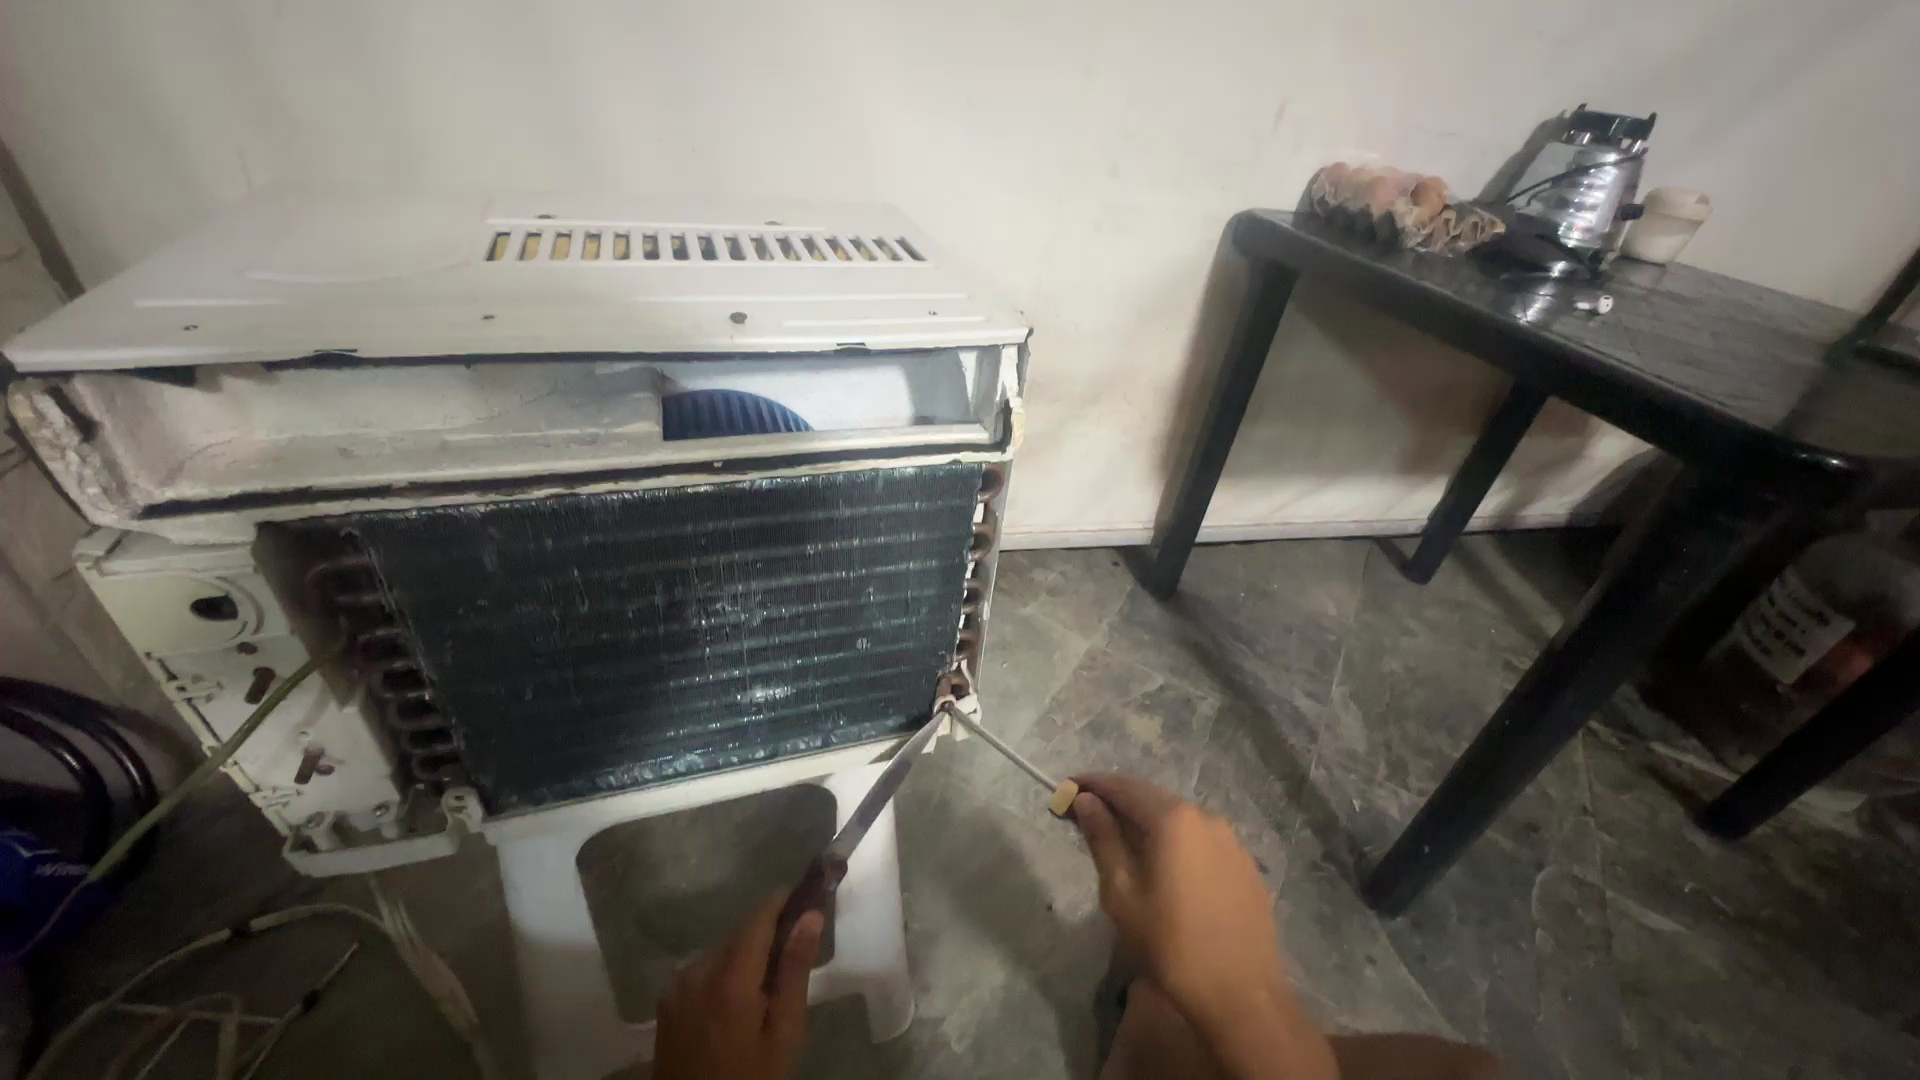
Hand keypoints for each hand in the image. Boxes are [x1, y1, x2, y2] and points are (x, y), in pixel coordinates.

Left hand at [653, 889, 823, 1079]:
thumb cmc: (750, 1078)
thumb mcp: (784, 1033)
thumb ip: (795, 970)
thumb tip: (811, 915)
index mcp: (729, 978)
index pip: (758, 915)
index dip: (784, 900)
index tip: (808, 896)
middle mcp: (697, 970)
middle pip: (740, 930)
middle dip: (769, 928)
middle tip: (797, 947)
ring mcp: (677, 985)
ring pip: (722, 947)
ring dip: (747, 950)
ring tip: (770, 981)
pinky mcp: (667, 1000)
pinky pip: (704, 967)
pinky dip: (725, 968)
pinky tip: (739, 998)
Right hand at [1071, 774, 1335, 1079]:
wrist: (1242, 996)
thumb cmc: (1171, 945)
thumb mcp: (1122, 892)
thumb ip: (1103, 839)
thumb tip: (1086, 801)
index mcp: (1173, 819)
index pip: (1124, 787)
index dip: (1093, 785)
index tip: (1067, 786)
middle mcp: (1205, 817)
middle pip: (1152, 799)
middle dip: (1119, 803)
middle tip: (1088, 814)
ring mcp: (1231, 840)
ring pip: (1179, 819)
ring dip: (1148, 822)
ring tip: (1123, 841)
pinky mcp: (1245, 865)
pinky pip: (1201, 840)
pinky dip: (1176, 842)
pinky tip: (1165, 865)